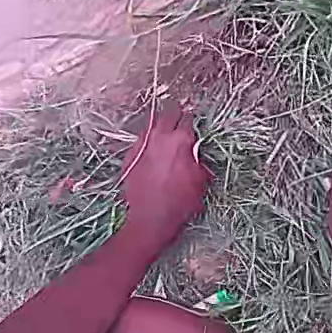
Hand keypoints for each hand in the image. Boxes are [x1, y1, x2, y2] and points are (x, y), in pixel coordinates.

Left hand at [120, 106, 209, 246]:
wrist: (151, 218)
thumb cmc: (180, 203)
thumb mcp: (200, 181)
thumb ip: (199, 162)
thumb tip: (196, 155)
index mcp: (181, 141)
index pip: (188, 120)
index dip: (193, 118)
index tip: (194, 119)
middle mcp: (160, 138)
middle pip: (169, 115)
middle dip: (176, 114)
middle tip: (181, 115)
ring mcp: (143, 146)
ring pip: (153, 125)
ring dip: (161, 124)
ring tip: (166, 126)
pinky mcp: (131, 156)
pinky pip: (141, 139)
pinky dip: (148, 138)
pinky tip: (152, 143)